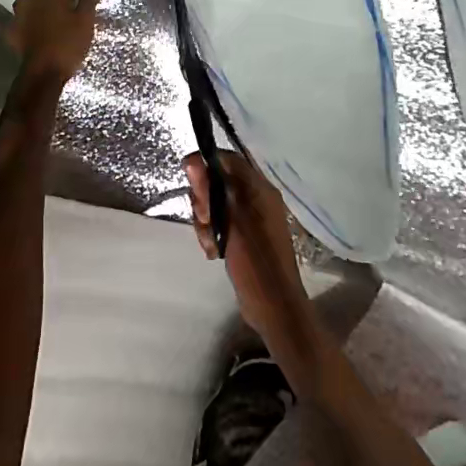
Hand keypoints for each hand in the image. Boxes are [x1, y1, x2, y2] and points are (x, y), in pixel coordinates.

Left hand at [5, 0, 103, 81]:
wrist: (43, 74)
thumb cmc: (69, 44)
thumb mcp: (86, 19)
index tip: (86, 4)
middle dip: (59, 0)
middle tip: (72, 17)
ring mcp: (19, 15)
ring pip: (34, 7)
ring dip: (43, 12)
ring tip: (55, 27)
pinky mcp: (12, 33)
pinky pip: (23, 24)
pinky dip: (30, 27)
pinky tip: (38, 37)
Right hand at [185, 150, 311, 348]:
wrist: (274, 306)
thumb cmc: (255, 260)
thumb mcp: (229, 221)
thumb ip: (211, 190)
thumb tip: (193, 160)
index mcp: (260, 188)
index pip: (227, 159)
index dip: (206, 166)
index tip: (191, 182)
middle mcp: (257, 198)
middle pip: (218, 181)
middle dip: (204, 199)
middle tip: (204, 219)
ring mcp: (252, 217)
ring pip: (216, 204)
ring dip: (206, 221)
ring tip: (209, 242)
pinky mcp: (246, 236)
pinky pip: (222, 222)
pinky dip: (214, 233)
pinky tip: (213, 251)